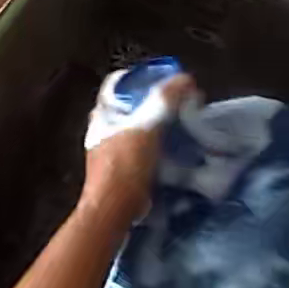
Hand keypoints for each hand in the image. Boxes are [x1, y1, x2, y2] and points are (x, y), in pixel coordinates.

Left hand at [82, 71, 198, 220]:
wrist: (113, 210)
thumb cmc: (126, 166)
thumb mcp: (148, 127)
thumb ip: (165, 100)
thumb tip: (186, 78)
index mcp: (103, 114)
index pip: (118, 83)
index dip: (140, 76)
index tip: (164, 78)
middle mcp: (103, 129)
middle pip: (129, 105)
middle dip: (153, 101)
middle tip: (178, 101)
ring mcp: (110, 150)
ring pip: (136, 127)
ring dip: (157, 124)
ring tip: (181, 123)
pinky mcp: (121, 170)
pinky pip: (142, 148)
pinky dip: (157, 145)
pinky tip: (174, 149)